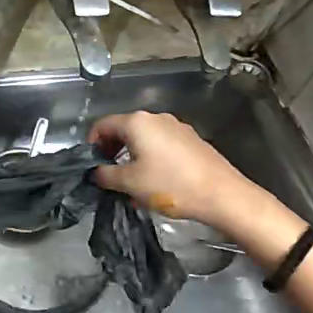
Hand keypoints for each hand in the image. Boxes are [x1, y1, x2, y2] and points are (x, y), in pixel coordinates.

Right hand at [88, 111, 261, 230]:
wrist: (221, 194)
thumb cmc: (170, 185)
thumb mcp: (130, 183)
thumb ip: (106, 175)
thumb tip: (95, 172)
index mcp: (137, 122)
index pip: (103, 125)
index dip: (92, 143)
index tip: (91, 164)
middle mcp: (156, 118)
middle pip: (124, 129)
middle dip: (112, 150)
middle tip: (108, 175)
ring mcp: (176, 127)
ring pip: (144, 138)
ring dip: (131, 156)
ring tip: (131, 183)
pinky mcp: (191, 140)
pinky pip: (161, 145)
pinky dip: (151, 158)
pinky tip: (155, 182)